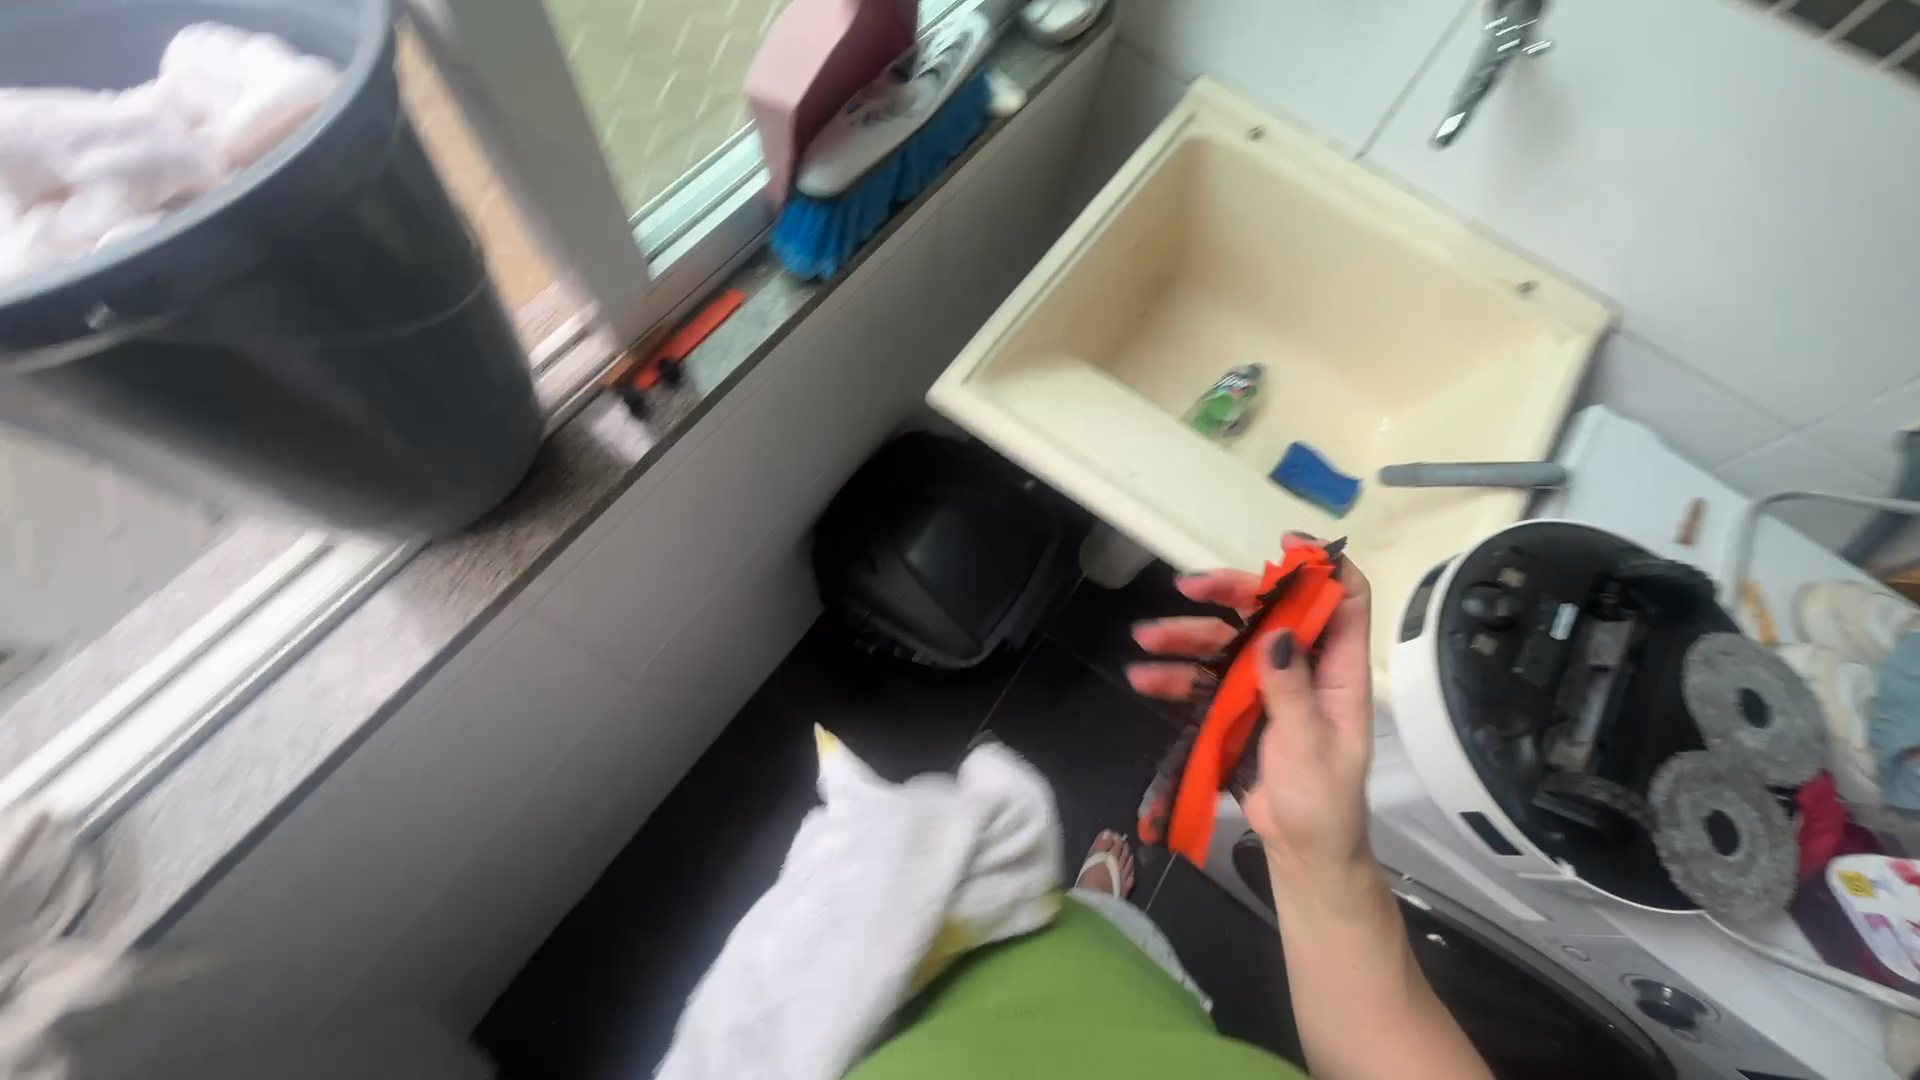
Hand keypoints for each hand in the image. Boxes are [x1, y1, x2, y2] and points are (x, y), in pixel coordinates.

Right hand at [1127, 537, 1375, 893]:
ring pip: (1225, 642)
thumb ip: (1292, 692)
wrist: (1299, 849)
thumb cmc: (1322, 802)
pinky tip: (1144, 677)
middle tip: (1187, 587)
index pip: (1343, 602)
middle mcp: (1301, 667)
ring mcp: (1264, 685)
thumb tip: (1276, 634)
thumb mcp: (1310, 748)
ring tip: (1145, 637)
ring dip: (1185, 636)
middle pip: (1267, 612)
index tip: (1286, 546)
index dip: (1321, 568)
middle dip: (1227, 595)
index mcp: (1337, 672)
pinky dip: (1174, 675)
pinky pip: (1203, 680)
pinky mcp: (1235, 706)